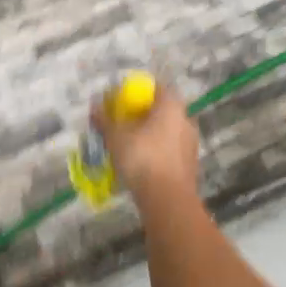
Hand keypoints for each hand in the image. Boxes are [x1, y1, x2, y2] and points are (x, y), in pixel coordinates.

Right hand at [93, 80, 199, 203]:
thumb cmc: (142, 157)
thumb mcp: (115, 135)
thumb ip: (105, 119)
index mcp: (171, 107)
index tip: (123, 97)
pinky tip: (139, 160)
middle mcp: (186, 120)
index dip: (139, 90)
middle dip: (142, 113)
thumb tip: (95, 107)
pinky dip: (155, 149)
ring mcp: (190, 143)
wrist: (167, 199)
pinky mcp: (189, 164)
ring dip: (149, 133)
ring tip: (127, 142)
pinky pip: (169, 148)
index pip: (157, 87)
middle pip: (162, 110)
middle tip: (122, 120)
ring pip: (166, 130)